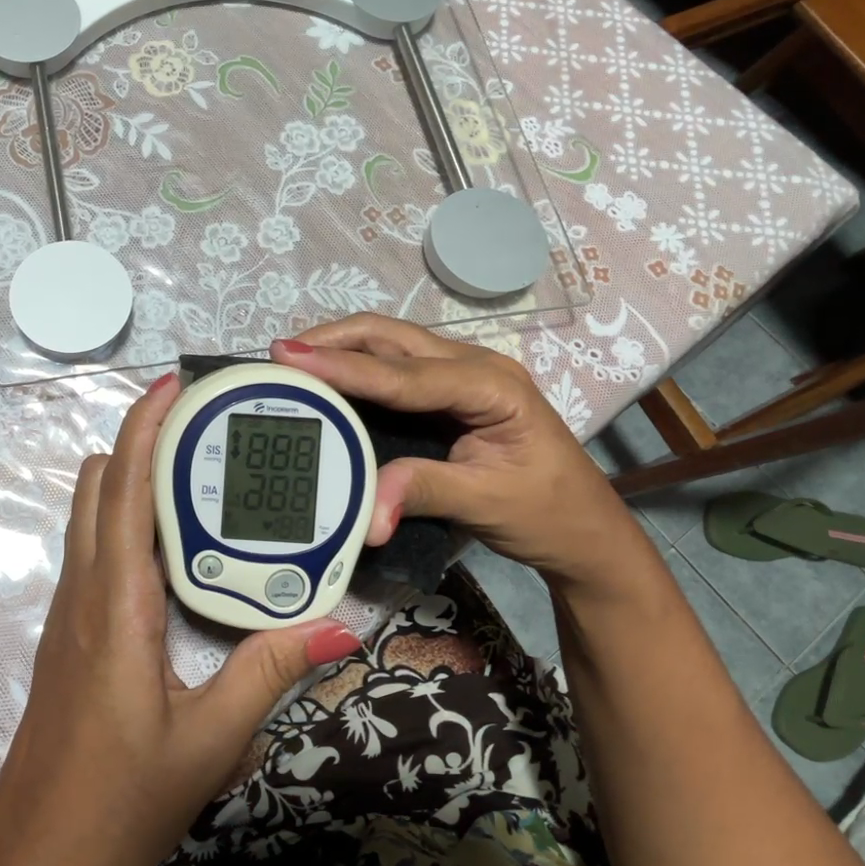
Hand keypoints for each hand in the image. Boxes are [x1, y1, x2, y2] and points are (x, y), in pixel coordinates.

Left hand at [0, 373, 362, 865]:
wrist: (42, 844)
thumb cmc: (121, 793)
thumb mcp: (209, 740)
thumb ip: (268, 674)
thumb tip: (337, 627)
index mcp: (115, 603)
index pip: (122, 490)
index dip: (142, 429)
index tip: (171, 385)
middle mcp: (84, 589)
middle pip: (97, 486)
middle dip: (137, 441)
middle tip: (200, 422)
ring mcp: (70, 607)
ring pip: (89, 513)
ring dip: (128, 477)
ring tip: (193, 469)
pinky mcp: (70, 626)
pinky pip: (94, 546)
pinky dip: (124, 517)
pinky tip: (173, 541)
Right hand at [270, 313, 645, 588]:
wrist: (584, 529)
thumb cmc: (547, 512)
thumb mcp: (486, 503)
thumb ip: (423, 492)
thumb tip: (366, 515)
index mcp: (490, 386)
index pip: (404, 374)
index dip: (344, 367)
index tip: (289, 358)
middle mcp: (473, 366)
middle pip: (392, 336)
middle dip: (333, 339)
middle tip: (279, 353)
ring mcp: (460, 374)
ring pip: (389, 344)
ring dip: (339, 347)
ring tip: (290, 361)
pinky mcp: (446, 391)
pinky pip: (391, 368)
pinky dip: (353, 367)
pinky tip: (324, 378)